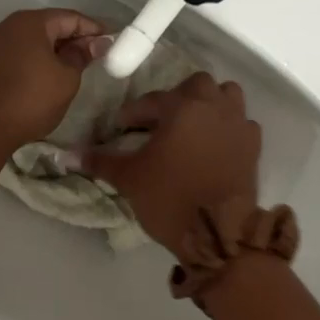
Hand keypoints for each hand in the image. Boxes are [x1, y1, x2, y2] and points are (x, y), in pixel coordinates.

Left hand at [0, 8, 106, 156]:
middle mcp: (7, 25)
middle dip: (71, 39)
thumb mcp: (66, 78)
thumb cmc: (30, 99)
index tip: (110, 41)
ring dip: (50, 50)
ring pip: (28, 40)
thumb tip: (95, 44)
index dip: (92, 29)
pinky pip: (13, 53)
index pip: (69, 18)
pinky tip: (40, 76)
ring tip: (68, 67)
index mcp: (30, 22)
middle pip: (47, 26)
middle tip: (92, 55)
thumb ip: (81, 56)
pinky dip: (30, 60)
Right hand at [83, 72, 261, 260]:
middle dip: (177, 97)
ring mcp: (237, 124)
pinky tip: (216, 143)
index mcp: (181, 107)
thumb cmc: (170, 198)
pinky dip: (229, 126)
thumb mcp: (129, 179)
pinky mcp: (253, 146)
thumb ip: (100, 161)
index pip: (151, 100)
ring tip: (193, 123)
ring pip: (226, 95)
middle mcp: (212, 106)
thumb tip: (65, 155)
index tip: (121, 127)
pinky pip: (242, 122)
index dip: (133, 113)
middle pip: (195, 85)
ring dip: (209, 103)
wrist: (219, 234)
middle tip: (161, 120)